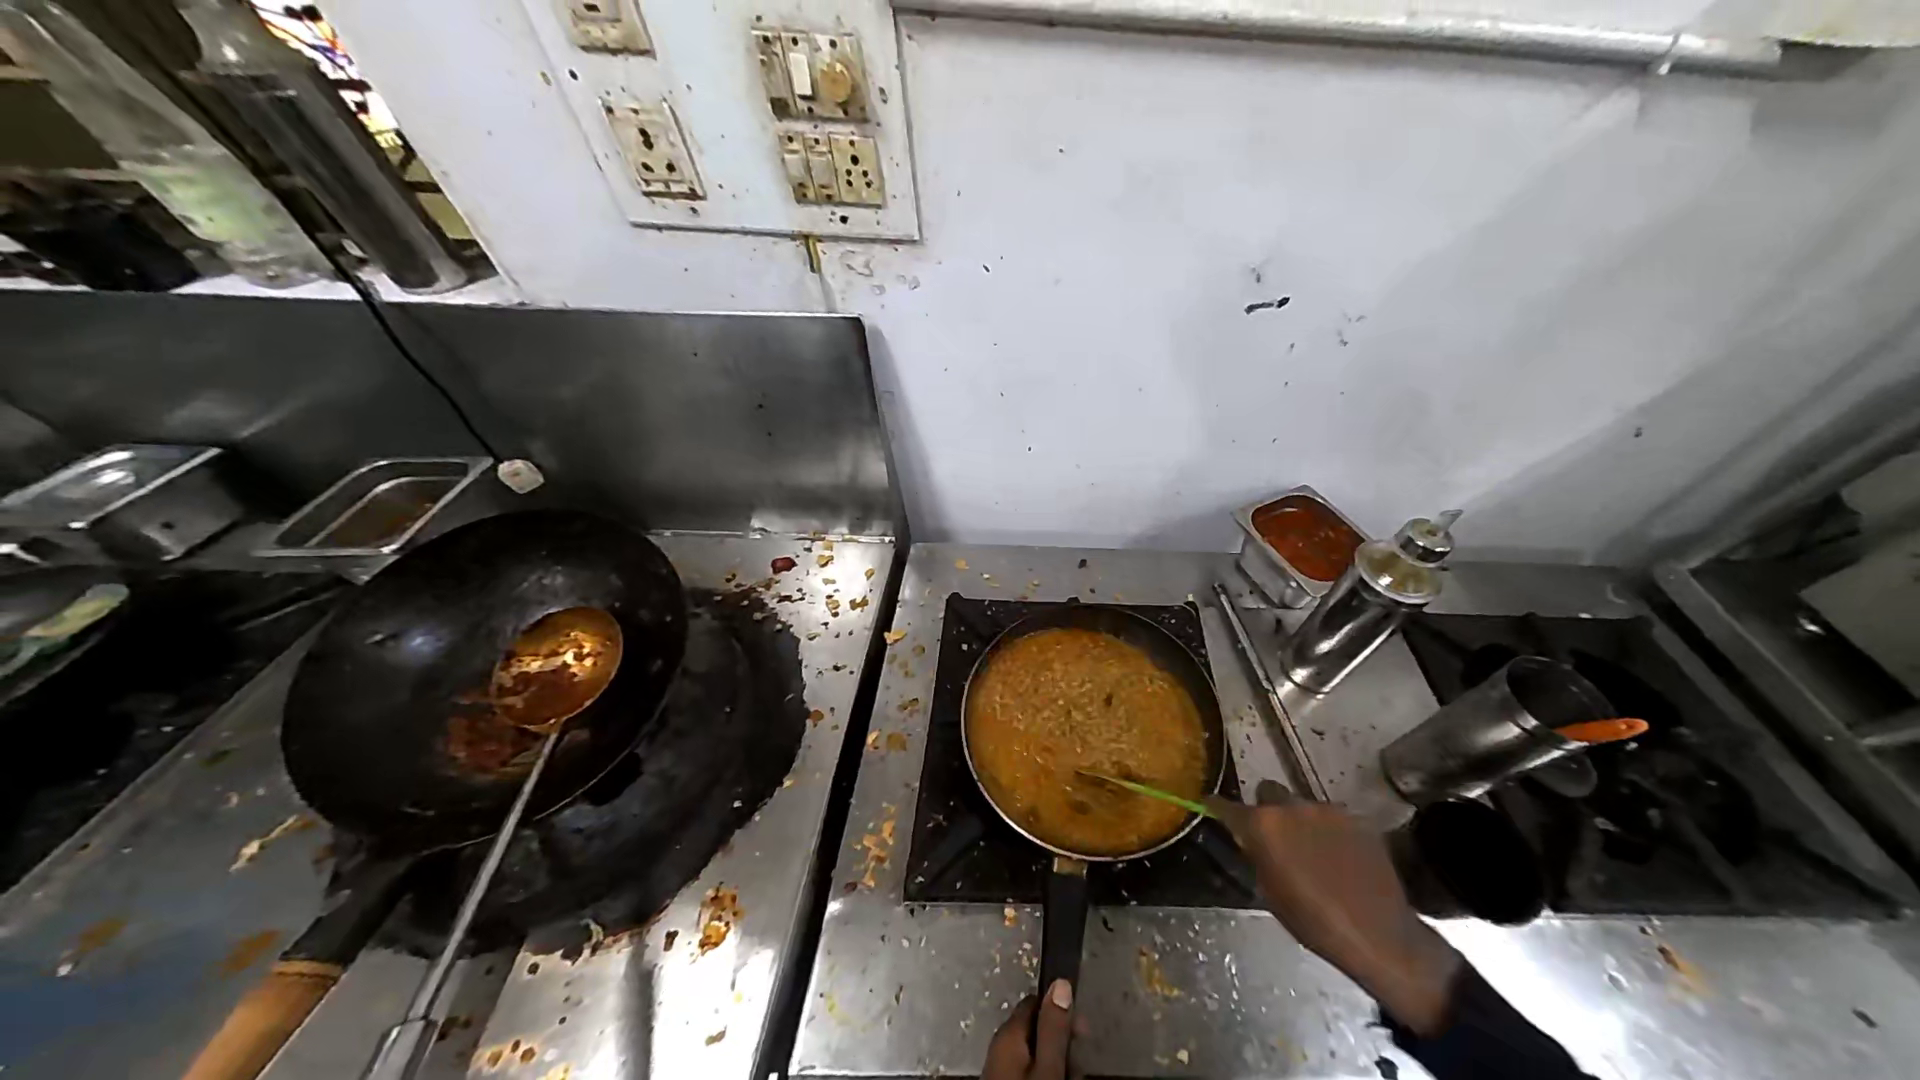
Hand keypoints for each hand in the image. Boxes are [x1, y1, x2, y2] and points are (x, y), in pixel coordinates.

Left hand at [982, 979, 1085, 1079]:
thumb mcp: (1047, 1066)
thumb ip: (1053, 1027)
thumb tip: (1060, 983)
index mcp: (1008, 1031)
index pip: (1035, 1001)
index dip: (1060, 1009)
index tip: (1082, 1028)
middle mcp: (1000, 1042)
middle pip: (1036, 1026)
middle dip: (1060, 1038)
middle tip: (1079, 1058)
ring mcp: (999, 1066)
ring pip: (1034, 1050)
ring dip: (1055, 1057)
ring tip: (1071, 1073)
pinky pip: (1028, 1068)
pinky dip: (1044, 1070)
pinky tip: (1056, 1077)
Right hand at [1206, 780, 1461, 1034]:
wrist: (1379, 935)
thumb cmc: (1313, 921)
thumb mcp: (1269, 891)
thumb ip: (1257, 855)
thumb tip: (1251, 840)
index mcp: (1262, 825)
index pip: (1226, 805)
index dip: (1217, 806)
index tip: (1211, 804)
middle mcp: (1291, 807)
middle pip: (1268, 792)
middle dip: (1267, 809)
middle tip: (1276, 836)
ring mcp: (1327, 810)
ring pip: (1302, 805)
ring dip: (1301, 821)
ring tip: (1314, 851)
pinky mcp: (1357, 819)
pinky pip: (1333, 818)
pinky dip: (1330, 831)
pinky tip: (1341, 857)